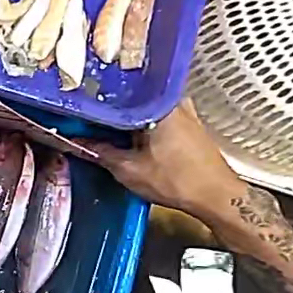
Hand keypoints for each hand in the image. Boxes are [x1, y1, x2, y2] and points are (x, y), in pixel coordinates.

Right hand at [71, 101, 247, 231]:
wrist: (217, 198)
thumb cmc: (177, 181)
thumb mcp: (127, 168)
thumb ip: (98, 151)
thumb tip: (76, 142)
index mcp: (157, 105)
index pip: (115, 93)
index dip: (91, 102)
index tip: (75, 111)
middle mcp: (173, 102)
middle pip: (129, 99)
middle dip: (106, 109)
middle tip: (84, 118)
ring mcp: (183, 112)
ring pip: (142, 108)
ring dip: (122, 117)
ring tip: (100, 127)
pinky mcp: (187, 125)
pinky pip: (154, 116)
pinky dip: (137, 124)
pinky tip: (124, 136)